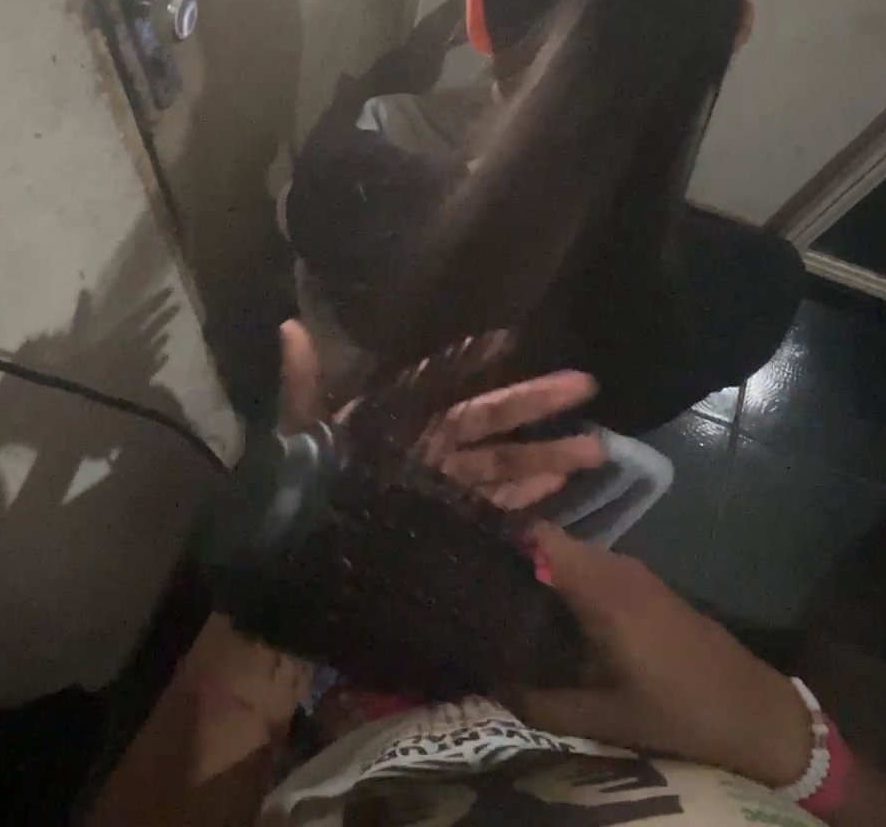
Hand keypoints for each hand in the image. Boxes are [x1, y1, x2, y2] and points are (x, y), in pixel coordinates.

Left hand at [277, 320, 604, 508]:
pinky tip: (559, 491)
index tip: (517, 340)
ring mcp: (442, 492)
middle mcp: (428, 453)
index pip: (449, 391)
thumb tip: (289, 324)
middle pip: (491, 424)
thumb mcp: (300, 435)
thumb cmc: (298, 493)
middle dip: (536, 405)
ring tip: (596, 448)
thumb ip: (303, 385)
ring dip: (547, 456)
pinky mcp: (449, 529)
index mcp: (398, 425)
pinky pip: (494, 509)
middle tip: (587, 386)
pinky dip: (526, 500)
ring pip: (503, 466)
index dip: (481, 366)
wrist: (296, 562)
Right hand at [513, 522, 814, 788]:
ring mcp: (638, 575)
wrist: (759, 717)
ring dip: (547, 574)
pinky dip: (573, 583)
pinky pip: (598, 570)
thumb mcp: (606, 719)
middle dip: (519, 561)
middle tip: (486, 591)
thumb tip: (490, 688)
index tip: (474, 561)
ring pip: (577, 557)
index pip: (542, 537)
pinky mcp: (651, 588)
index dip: (505, 541)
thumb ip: (543, 704)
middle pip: (554, 544)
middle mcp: (617, 568)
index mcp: (603, 590)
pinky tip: (560, 618)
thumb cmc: (680, 713)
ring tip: (514, 605)